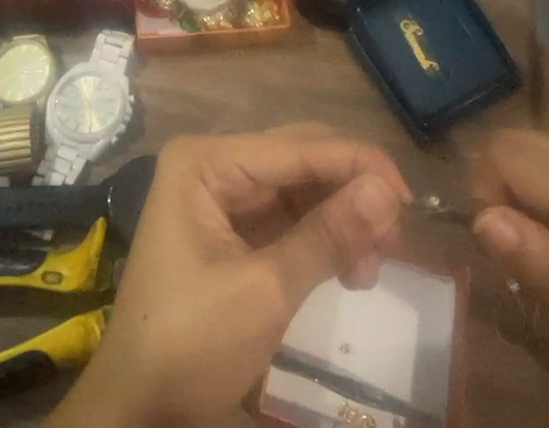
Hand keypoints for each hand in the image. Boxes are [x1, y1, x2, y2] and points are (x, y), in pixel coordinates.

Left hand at [48, 125, 409, 427]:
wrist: (139, 407)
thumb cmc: (190, 342)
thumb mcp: (265, 289)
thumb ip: (328, 235)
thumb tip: (388, 191)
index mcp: (205, 162)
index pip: (297, 147)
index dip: (358, 164)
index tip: (410, 200)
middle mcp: (213, 166)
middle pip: (301, 160)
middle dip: (351, 194)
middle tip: (394, 240)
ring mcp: (221, 198)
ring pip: (302, 190)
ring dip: (342, 220)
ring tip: (370, 269)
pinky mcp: (232, 232)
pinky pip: (290, 218)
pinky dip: (324, 239)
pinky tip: (350, 270)